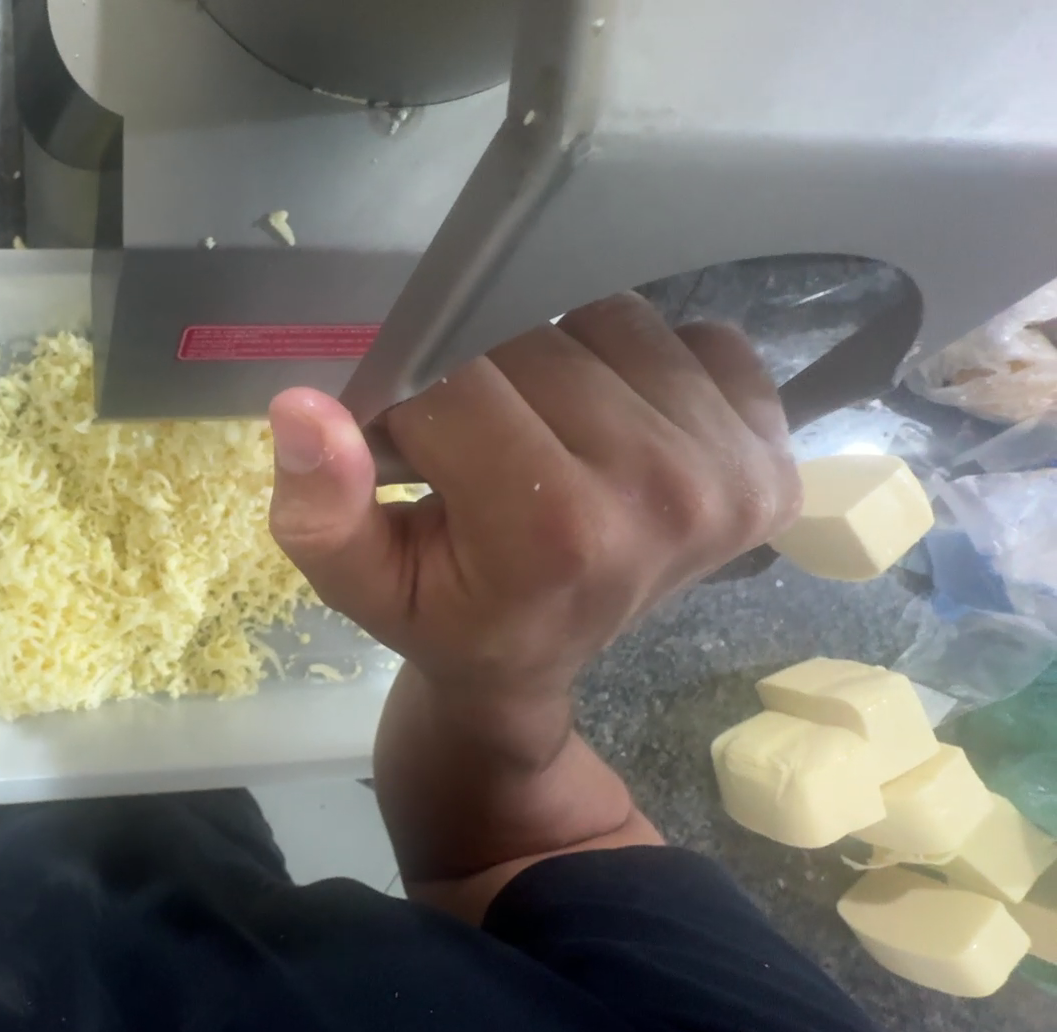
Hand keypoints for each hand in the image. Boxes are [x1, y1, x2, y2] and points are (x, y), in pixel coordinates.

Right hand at [269, 294, 799, 726]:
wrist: (529, 664)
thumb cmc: (434, 617)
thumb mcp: (354, 580)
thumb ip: (318, 506)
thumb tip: (301, 405)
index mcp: (549, 532)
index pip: (459, 387)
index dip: (413, 405)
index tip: (409, 453)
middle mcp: (661, 492)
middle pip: (534, 346)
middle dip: (477, 383)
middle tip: (467, 449)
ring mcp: (732, 472)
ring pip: (609, 324)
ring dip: (550, 365)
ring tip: (532, 434)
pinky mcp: (775, 455)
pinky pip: (693, 340)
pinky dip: (634, 368)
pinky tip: (605, 430)